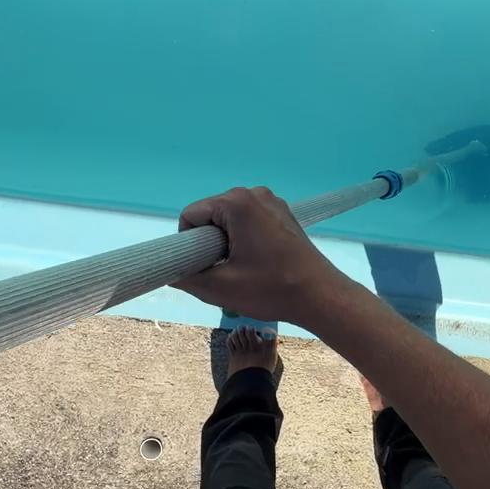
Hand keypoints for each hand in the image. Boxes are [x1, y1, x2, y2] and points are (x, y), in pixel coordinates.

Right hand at [173, 186, 355, 326]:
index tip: (202, 266)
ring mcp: (272, 202)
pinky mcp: (283, 213)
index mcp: (237, 202)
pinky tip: (257, 262)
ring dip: (227, 242)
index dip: (189, 243)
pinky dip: (245, 239)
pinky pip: (249, 221)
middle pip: (211, 215)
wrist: (320, 295)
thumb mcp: (220, 288)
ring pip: (230, 220)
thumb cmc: (271, 288)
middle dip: (209, 242)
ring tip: (242, 269)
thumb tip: (169, 273)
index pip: (192, 215)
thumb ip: (187, 278)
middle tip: (224, 270)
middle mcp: (254, 193)